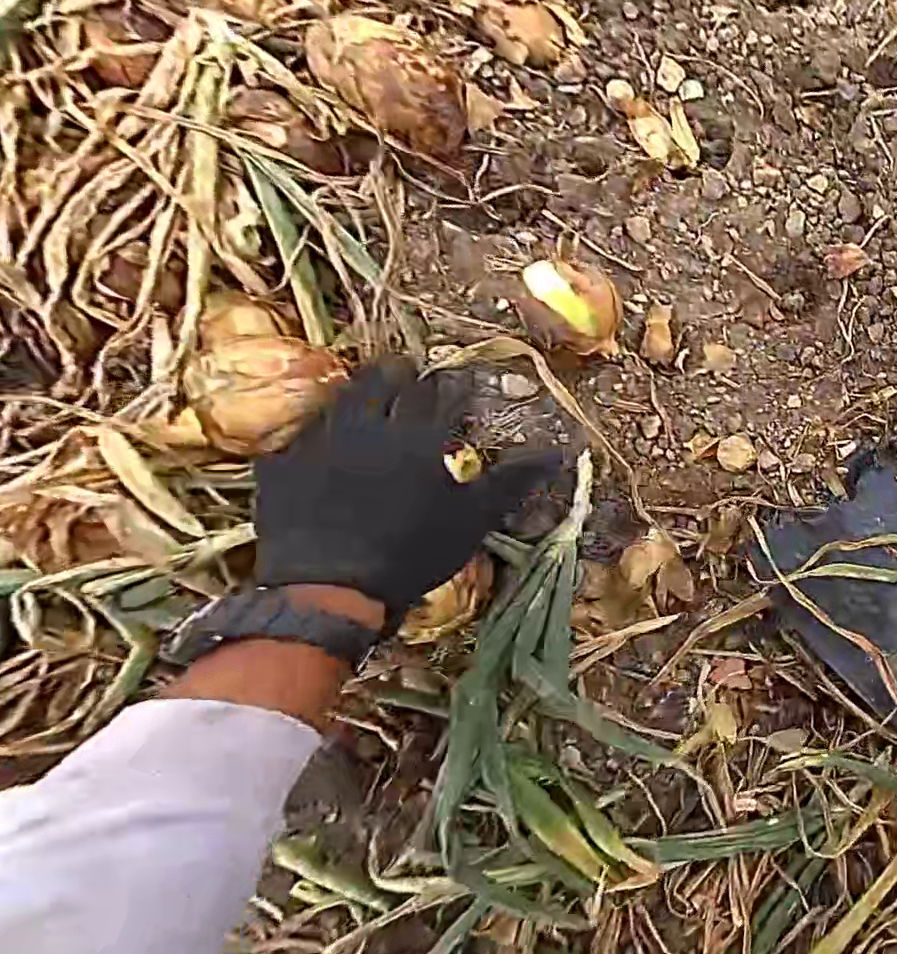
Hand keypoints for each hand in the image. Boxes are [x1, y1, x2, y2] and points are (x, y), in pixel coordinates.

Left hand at [252, 356, 560, 627]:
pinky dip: (317, 425)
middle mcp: (366, 430)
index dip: (450, 385)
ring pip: (338, 402)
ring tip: (367, 386)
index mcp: (417, 439)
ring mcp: (317, 445)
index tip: (459, 378)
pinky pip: (299, 433)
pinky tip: (322, 432)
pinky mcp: (281, 468)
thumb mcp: (477, 515)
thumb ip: (513, 478)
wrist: (332, 588)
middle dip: (398, 374)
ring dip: (357, 390)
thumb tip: (559, 453)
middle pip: (380, 387)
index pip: (436, 396)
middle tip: (408, 366)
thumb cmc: (417, 548)